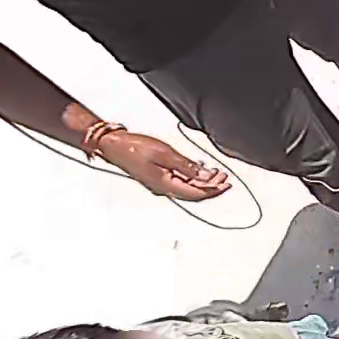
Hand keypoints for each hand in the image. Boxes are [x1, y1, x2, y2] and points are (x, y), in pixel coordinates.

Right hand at [96, 131, 230, 200]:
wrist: (112, 144)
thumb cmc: (134, 147)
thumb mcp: (165, 154)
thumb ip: (187, 166)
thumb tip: (204, 176)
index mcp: (165, 185)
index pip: (196, 194)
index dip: (214, 191)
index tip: (226, 184)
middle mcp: (163, 188)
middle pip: (194, 193)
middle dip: (212, 186)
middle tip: (225, 177)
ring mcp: (160, 184)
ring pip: (188, 187)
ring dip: (204, 182)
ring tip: (217, 173)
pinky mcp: (158, 177)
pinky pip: (180, 182)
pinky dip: (193, 178)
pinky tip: (201, 171)